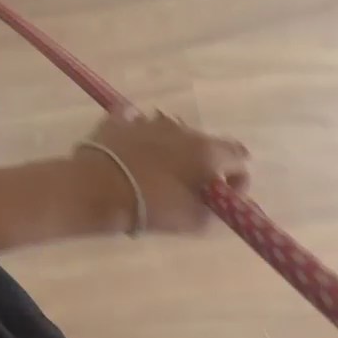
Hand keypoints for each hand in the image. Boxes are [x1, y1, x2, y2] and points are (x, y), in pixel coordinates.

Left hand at [77, 108, 250, 233]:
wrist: (99, 187)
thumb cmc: (154, 206)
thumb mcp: (198, 220)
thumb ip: (221, 207)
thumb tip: (226, 196)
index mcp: (205, 150)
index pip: (238, 154)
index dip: (236, 175)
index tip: (224, 193)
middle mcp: (180, 127)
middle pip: (202, 141)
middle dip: (201, 162)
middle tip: (188, 186)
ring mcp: (147, 119)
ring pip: (170, 129)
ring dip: (171, 147)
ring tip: (157, 170)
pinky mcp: (119, 117)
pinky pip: (137, 120)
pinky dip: (140, 133)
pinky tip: (134, 149)